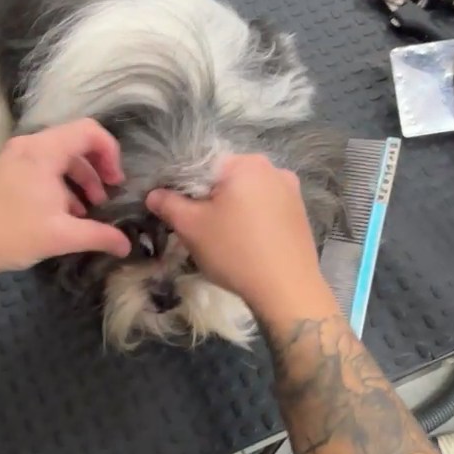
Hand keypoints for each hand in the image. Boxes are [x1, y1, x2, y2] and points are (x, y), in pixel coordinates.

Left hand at [0, 119, 132, 277]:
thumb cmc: (11, 235)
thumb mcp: (61, 236)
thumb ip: (99, 236)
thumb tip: (127, 245)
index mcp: (43, 152)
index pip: (89, 131)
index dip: (110, 152)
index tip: (116, 181)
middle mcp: (28, 146)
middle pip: (75, 144)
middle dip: (96, 170)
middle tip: (106, 198)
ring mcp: (14, 157)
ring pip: (59, 158)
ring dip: (78, 181)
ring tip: (88, 212)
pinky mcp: (6, 171)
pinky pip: (42, 168)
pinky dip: (59, 185)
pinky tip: (64, 214)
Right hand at [147, 154, 335, 319]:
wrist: (287, 289)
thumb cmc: (235, 251)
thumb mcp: (191, 227)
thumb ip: (168, 204)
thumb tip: (154, 194)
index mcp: (245, 163)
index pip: (201, 165)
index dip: (182, 188)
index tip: (176, 213)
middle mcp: (272, 168)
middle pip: (225, 179)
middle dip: (208, 200)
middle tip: (198, 229)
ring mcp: (290, 190)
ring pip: (246, 194)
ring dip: (230, 210)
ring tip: (222, 240)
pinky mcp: (299, 213)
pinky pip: (264, 208)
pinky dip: (250, 220)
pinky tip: (245, 243)